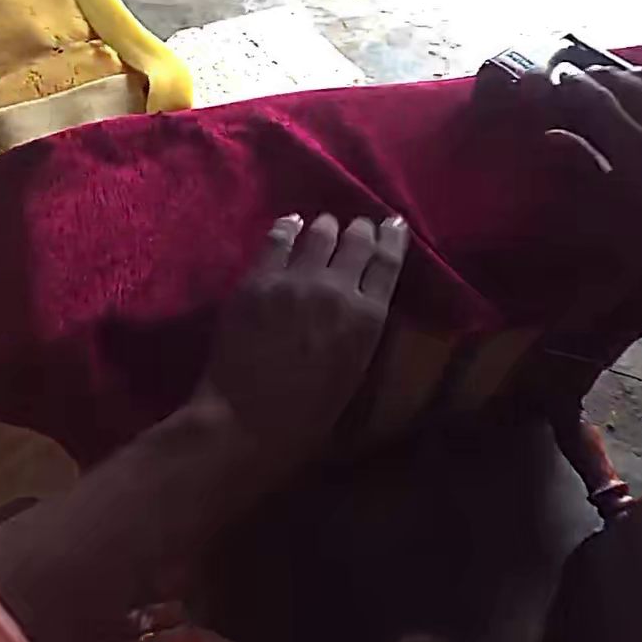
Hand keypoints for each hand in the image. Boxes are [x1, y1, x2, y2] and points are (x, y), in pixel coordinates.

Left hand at [195, 212, 409, 456]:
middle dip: (361, 229)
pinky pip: (278, 239)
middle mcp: (337, 290)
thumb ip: (362, 322)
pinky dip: (289, 227)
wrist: (247, 419)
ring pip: (321, 232)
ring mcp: (296, 280)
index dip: (393, 237)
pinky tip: (291, 224)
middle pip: (357, 241)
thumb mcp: (355, 365)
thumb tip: (361, 291)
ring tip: (325, 225)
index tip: (394, 223)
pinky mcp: (260, 279)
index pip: (388, 262)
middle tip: (359, 226)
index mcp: (367, 317)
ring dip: (327, 227)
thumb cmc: (309, 409)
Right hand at [521, 64, 641, 267]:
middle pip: (624, 82)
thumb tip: (551, 136)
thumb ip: (579, 167)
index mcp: (633, 147)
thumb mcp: (605, 209)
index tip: (555, 84)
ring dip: (628, 75)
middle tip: (576, 82)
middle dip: (595, 76)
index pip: (596, 98)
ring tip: (610, 79)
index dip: (572, 86)